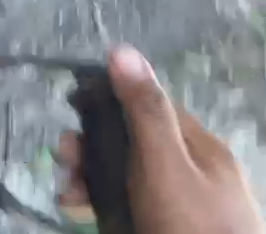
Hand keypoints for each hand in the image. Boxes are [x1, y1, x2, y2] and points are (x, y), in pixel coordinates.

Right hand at [58, 45, 265, 233]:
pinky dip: (93, 196)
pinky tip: (78, 206)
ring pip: (117, 168)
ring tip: (69, 191)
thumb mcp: (163, 164)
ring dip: (83, 173)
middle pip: (125, 137)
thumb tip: (121, 49)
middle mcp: (190, 168)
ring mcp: (176, 197)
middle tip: (65, 160)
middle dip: (86, 145)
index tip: (70, 107)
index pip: (145, 103)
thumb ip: (143, 110)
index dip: (104, 99)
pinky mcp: (160, 219)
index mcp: (200, 148)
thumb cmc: (191, 223)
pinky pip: (120, 196)